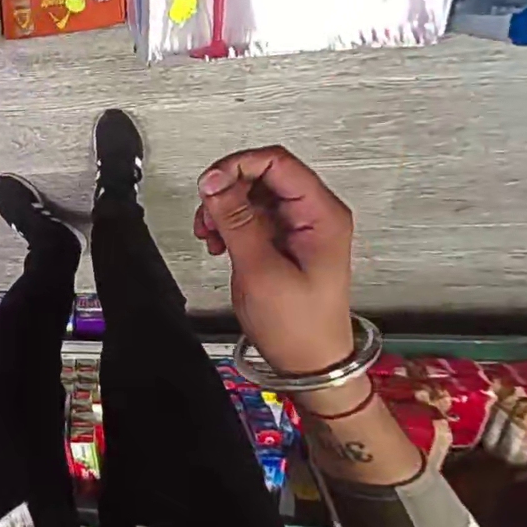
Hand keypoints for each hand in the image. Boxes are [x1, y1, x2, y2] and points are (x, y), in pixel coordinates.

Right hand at [194, 147, 356, 376]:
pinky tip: (218, 242)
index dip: (238, 166)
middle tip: (205, 213)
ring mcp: (297, 227)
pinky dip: (228, 223)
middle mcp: (313, 214)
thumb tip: (215, 181)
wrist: (308, 363)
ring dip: (224, 208)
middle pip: (263, 175)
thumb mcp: (261, 270)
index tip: (209, 185)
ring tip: (208, 234)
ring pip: (252, 194)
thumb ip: (236, 220)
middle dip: (227, 190)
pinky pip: (250, 215)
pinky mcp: (282, 240)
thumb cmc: (297, 326)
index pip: (278, 162)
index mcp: (321, 215)